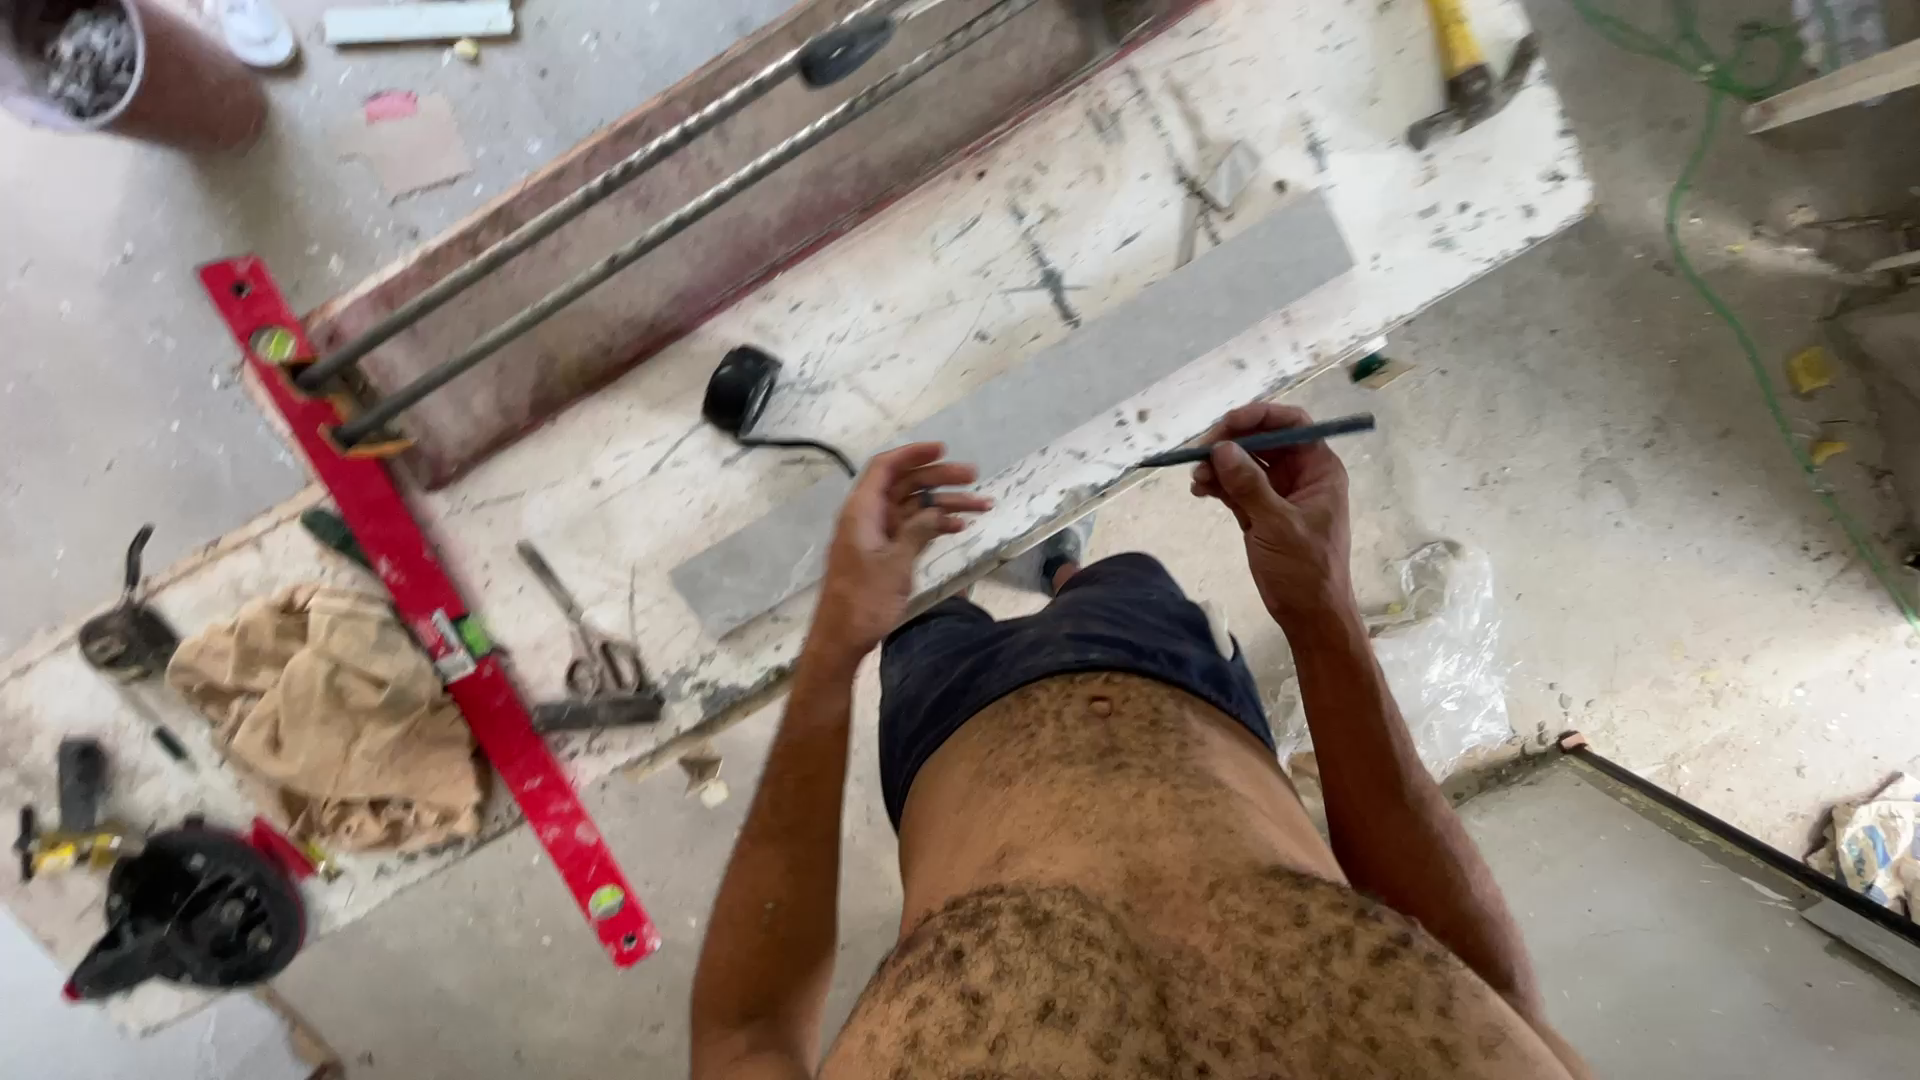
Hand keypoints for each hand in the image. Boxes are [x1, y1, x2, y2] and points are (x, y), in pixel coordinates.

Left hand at [805, 442, 992, 671]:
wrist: (843, 637)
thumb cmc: (864, 599)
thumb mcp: (895, 562)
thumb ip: (918, 531)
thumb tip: (939, 512)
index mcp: (862, 510)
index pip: (886, 467)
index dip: (914, 454)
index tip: (943, 450)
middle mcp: (868, 515)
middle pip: (905, 484)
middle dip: (939, 478)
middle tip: (973, 477)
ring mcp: (877, 534)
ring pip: (914, 507)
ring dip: (945, 504)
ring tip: (981, 504)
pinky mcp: (885, 552)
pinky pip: (912, 528)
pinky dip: (934, 525)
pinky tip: (960, 527)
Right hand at [1190, 404, 1355, 633]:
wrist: (1308, 614)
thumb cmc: (1305, 569)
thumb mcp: (1277, 525)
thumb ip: (1249, 485)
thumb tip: (1222, 449)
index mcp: (1318, 469)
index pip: (1292, 424)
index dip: (1259, 417)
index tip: (1225, 424)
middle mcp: (1299, 475)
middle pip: (1262, 441)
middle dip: (1230, 443)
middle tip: (1199, 454)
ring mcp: (1277, 493)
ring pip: (1243, 464)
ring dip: (1218, 466)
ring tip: (1196, 479)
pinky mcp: (1258, 512)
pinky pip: (1234, 487)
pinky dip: (1216, 485)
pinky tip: (1199, 490)